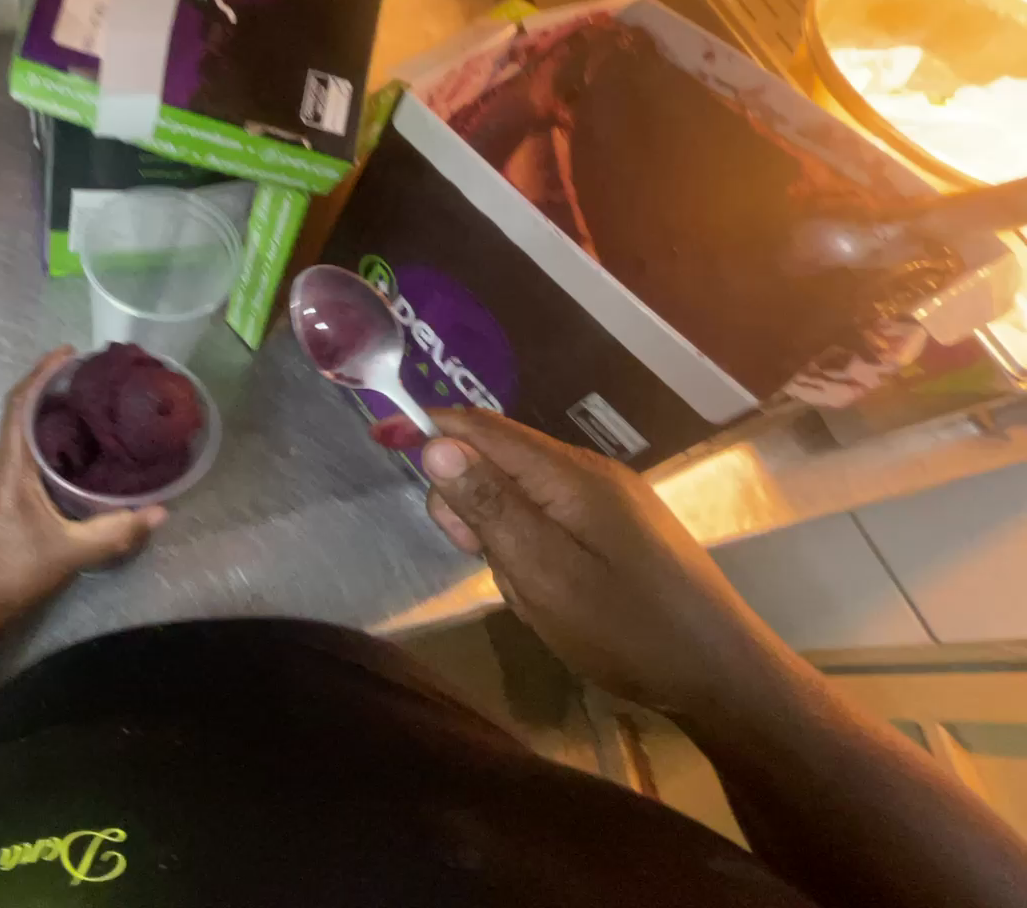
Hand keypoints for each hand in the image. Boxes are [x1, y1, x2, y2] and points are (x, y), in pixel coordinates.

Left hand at [0, 347, 165, 632]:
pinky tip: (70, 452)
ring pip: (19, 433)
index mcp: (9, 464)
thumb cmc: (10, 570)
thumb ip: (115, 532)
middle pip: (20, 411)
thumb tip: (161, 513)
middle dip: (50, 388)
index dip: (43, 372)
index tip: (70, 353)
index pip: (20, 403)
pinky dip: (42, 439)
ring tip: (87, 408)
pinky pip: (20, 452)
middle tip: (90, 380)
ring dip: (46, 414)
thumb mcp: (69, 552)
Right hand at [376, 407, 788, 718]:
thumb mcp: (543, 572)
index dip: (426, 425)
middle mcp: (587, 471)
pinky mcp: (612, 522)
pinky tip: (538, 576)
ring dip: (493, 523)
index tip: (379, 438)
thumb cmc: (627, 630)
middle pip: (494, 454)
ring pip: (515, 486)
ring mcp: (604, 496)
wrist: (728, 683)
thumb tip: (436, 442)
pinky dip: (519, 534)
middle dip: (463, 493)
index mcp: (569, 474)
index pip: (480, 427)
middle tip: (472, 552)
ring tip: (516, 577)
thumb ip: (489, 505)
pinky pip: (541, 509)